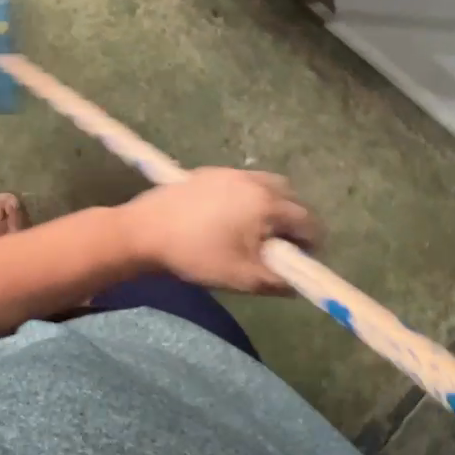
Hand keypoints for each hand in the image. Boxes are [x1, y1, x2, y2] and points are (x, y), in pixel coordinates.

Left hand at [120, 168, 321, 294]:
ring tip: (254, 231)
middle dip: (292, 220)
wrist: (143, 231)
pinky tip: (228, 218)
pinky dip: (246, 196)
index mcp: (266, 203)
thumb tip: (296, 280)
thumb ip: (280, 281)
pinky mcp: (204, 172)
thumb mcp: (245, 278)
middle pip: (289, 196)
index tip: (299, 261)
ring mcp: (225, 172)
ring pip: (264, 184)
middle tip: (279, 245)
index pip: (307, 220)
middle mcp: (250, 180)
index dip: (310, 244)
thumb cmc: (197, 255)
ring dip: (269, 204)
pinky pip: (239, 181)